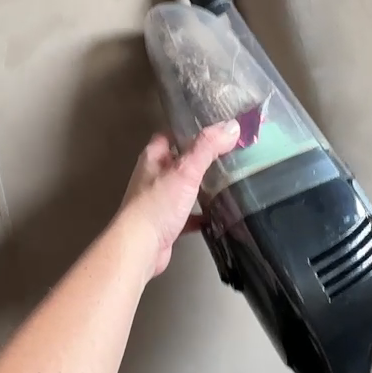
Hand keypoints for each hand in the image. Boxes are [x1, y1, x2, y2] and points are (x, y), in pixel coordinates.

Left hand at [114, 122, 241, 277]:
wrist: (141, 246)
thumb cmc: (157, 204)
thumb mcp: (185, 170)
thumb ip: (207, 148)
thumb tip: (231, 126)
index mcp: (153, 157)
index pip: (169, 134)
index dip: (187, 130)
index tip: (211, 129)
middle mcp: (153, 176)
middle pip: (177, 160)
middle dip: (198, 159)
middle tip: (225, 156)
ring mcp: (158, 200)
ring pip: (182, 187)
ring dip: (200, 186)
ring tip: (226, 182)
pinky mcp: (165, 223)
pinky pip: (187, 215)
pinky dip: (200, 215)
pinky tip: (217, 216)